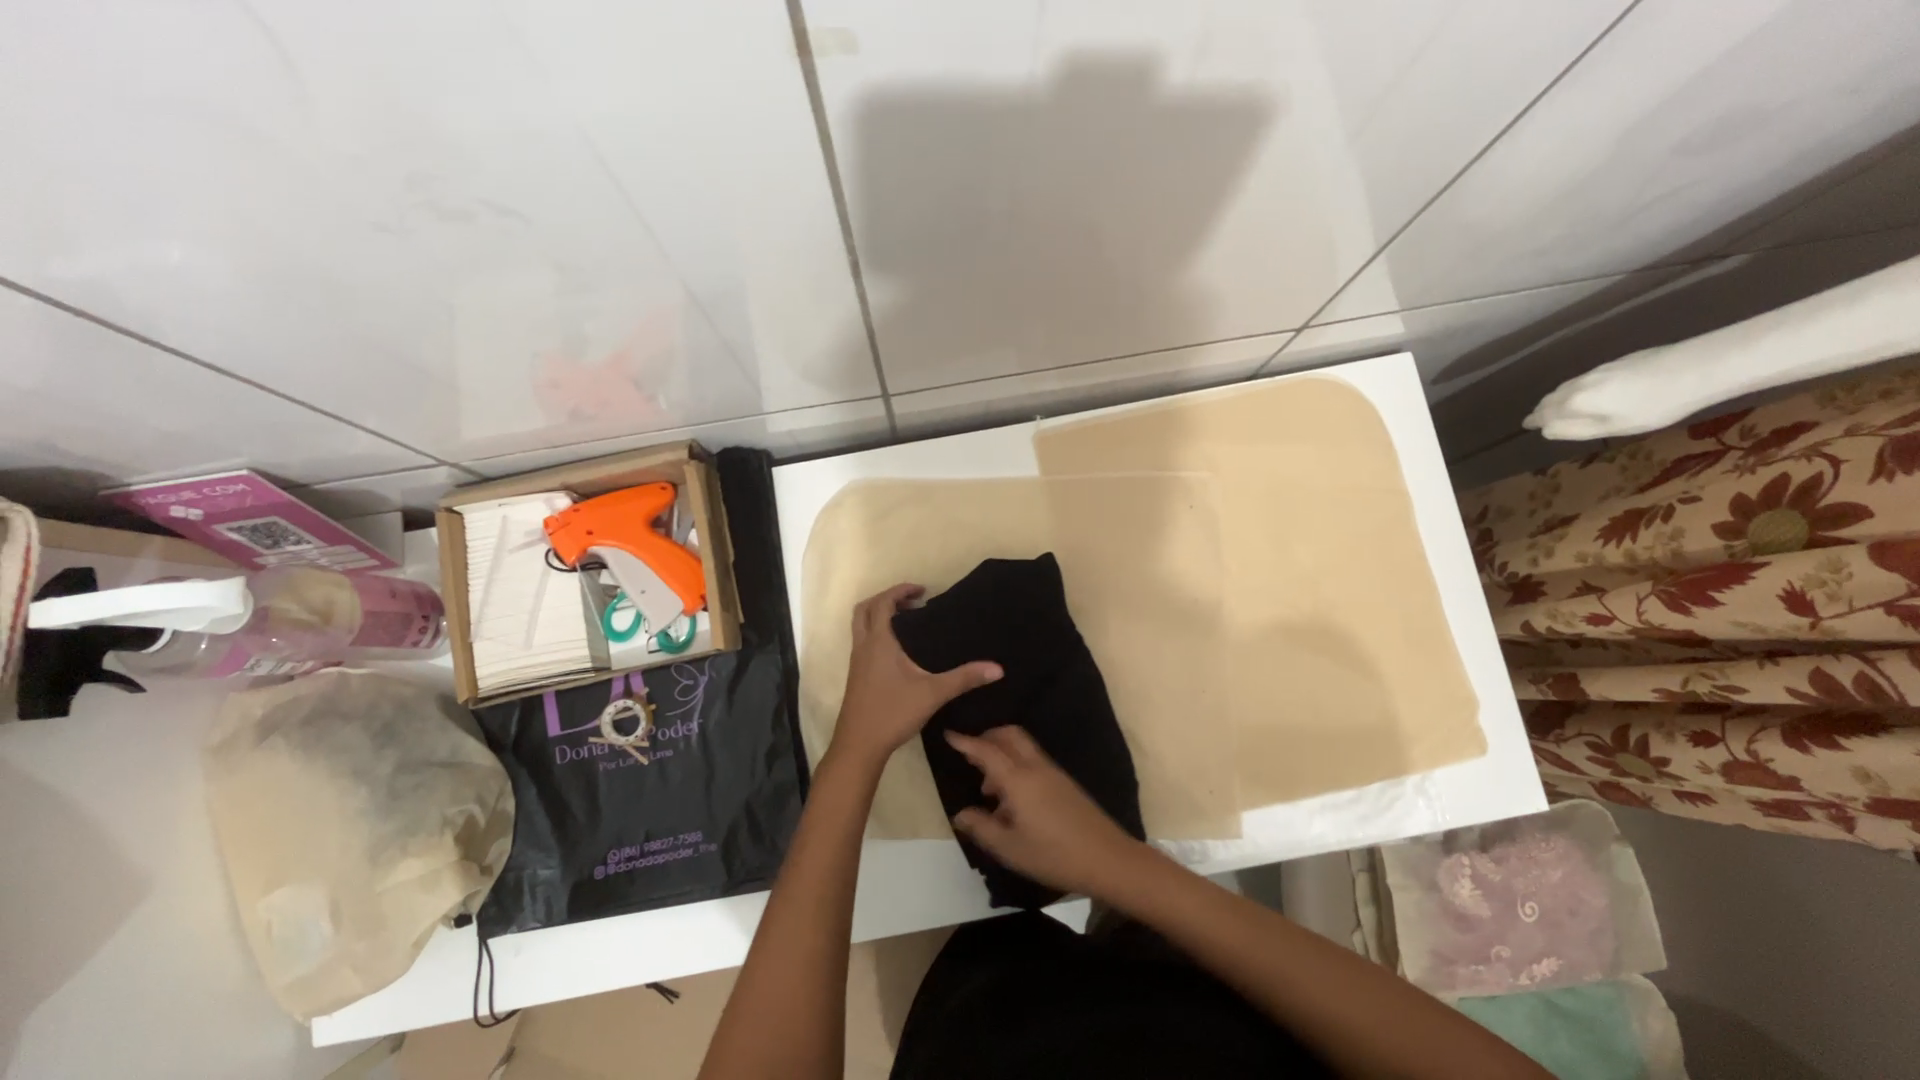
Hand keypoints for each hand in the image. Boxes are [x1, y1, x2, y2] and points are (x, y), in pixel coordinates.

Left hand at [833, 584, 1001, 766]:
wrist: (859, 744)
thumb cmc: (893, 712)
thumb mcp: (933, 693)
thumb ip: (965, 678)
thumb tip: (997, 668)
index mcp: (878, 642)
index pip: (883, 603)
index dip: (900, 591)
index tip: (922, 590)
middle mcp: (863, 646)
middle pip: (866, 610)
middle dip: (886, 600)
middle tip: (912, 602)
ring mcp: (857, 662)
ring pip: (861, 627)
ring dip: (880, 617)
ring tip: (908, 623)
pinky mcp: (857, 676)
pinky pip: (863, 642)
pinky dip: (878, 634)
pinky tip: (899, 652)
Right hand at [945, 726, 1148, 898]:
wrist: (1107, 859)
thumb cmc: (1053, 855)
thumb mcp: (1008, 848)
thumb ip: (981, 827)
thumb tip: (960, 814)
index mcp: (1018, 780)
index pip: (986, 751)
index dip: (966, 742)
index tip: (949, 734)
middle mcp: (1036, 767)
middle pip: (1009, 735)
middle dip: (987, 737)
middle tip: (969, 755)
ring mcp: (1054, 773)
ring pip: (1023, 748)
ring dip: (1003, 755)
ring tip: (989, 791)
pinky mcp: (1065, 784)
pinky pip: (1034, 761)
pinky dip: (1017, 766)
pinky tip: (1012, 800)